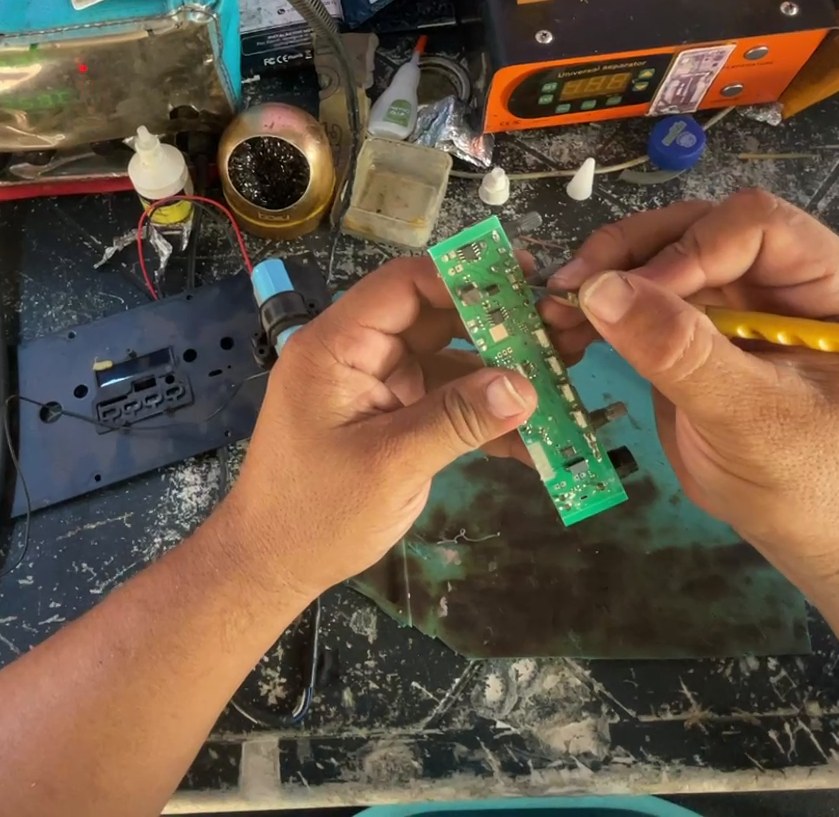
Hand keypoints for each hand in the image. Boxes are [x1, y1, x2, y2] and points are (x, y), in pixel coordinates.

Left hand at [212, 257, 536, 601]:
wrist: (275, 562)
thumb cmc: (314, 512)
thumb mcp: (388, 465)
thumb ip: (455, 421)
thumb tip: (525, 386)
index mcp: (337, 346)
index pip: (401, 287)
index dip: (462, 276)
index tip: (523, 278)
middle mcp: (360, 354)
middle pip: (433, 317)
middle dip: (496, 322)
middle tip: (558, 326)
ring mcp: (379, 385)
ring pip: (448, 359)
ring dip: (501, 371)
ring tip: (563, 372)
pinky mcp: (395, 416)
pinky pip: (447, 401)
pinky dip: (485, 415)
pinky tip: (535, 433)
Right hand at [539, 191, 838, 582]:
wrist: (808, 535)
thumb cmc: (810, 485)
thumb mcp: (751, 421)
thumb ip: (682, 354)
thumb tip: (600, 290)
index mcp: (834, 287)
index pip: (757, 228)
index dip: (689, 250)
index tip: (630, 294)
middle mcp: (783, 279)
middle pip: (697, 229)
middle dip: (628, 255)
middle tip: (569, 288)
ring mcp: (735, 300)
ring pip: (657, 257)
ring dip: (601, 279)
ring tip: (554, 311)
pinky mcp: (694, 327)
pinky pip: (638, 298)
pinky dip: (598, 310)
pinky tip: (564, 329)